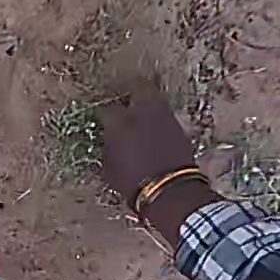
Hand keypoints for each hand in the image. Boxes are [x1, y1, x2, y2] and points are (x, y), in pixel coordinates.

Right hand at [98, 89, 197, 203]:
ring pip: (156, 100)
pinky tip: (153, 129)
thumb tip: (106, 142)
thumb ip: (107, 149)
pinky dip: (158, 119)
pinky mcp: (179, 127)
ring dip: (148, 103)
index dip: (102, 113)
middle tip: (125, 102)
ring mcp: (164, 119)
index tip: (100, 119)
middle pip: (139, 89)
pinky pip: (165, 115)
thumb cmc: (130, 181)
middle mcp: (142, 114)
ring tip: (140, 114)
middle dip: (132, 92)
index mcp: (119, 124)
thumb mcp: (108, 168)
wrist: (168, 190)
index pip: (106, 110)